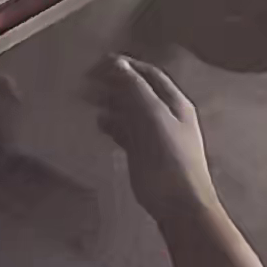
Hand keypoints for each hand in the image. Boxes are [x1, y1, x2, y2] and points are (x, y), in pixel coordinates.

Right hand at [87, 55, 218, 219]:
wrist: (178, 203)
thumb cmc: (169, 156)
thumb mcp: (153, 116)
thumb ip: (135, 89)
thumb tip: (117, 63)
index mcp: (173, 102)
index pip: (148, 74)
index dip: (126, 65)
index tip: (99, 62)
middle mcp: (164, 114)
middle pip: (136, 90)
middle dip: (113, 82)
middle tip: (87, 80)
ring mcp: (153, 133)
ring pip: (128, 109)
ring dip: (109, 101)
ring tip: (87, 98)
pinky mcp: (142, 151)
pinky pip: (124, 129)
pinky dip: (111, 123)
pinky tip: (99, 122)